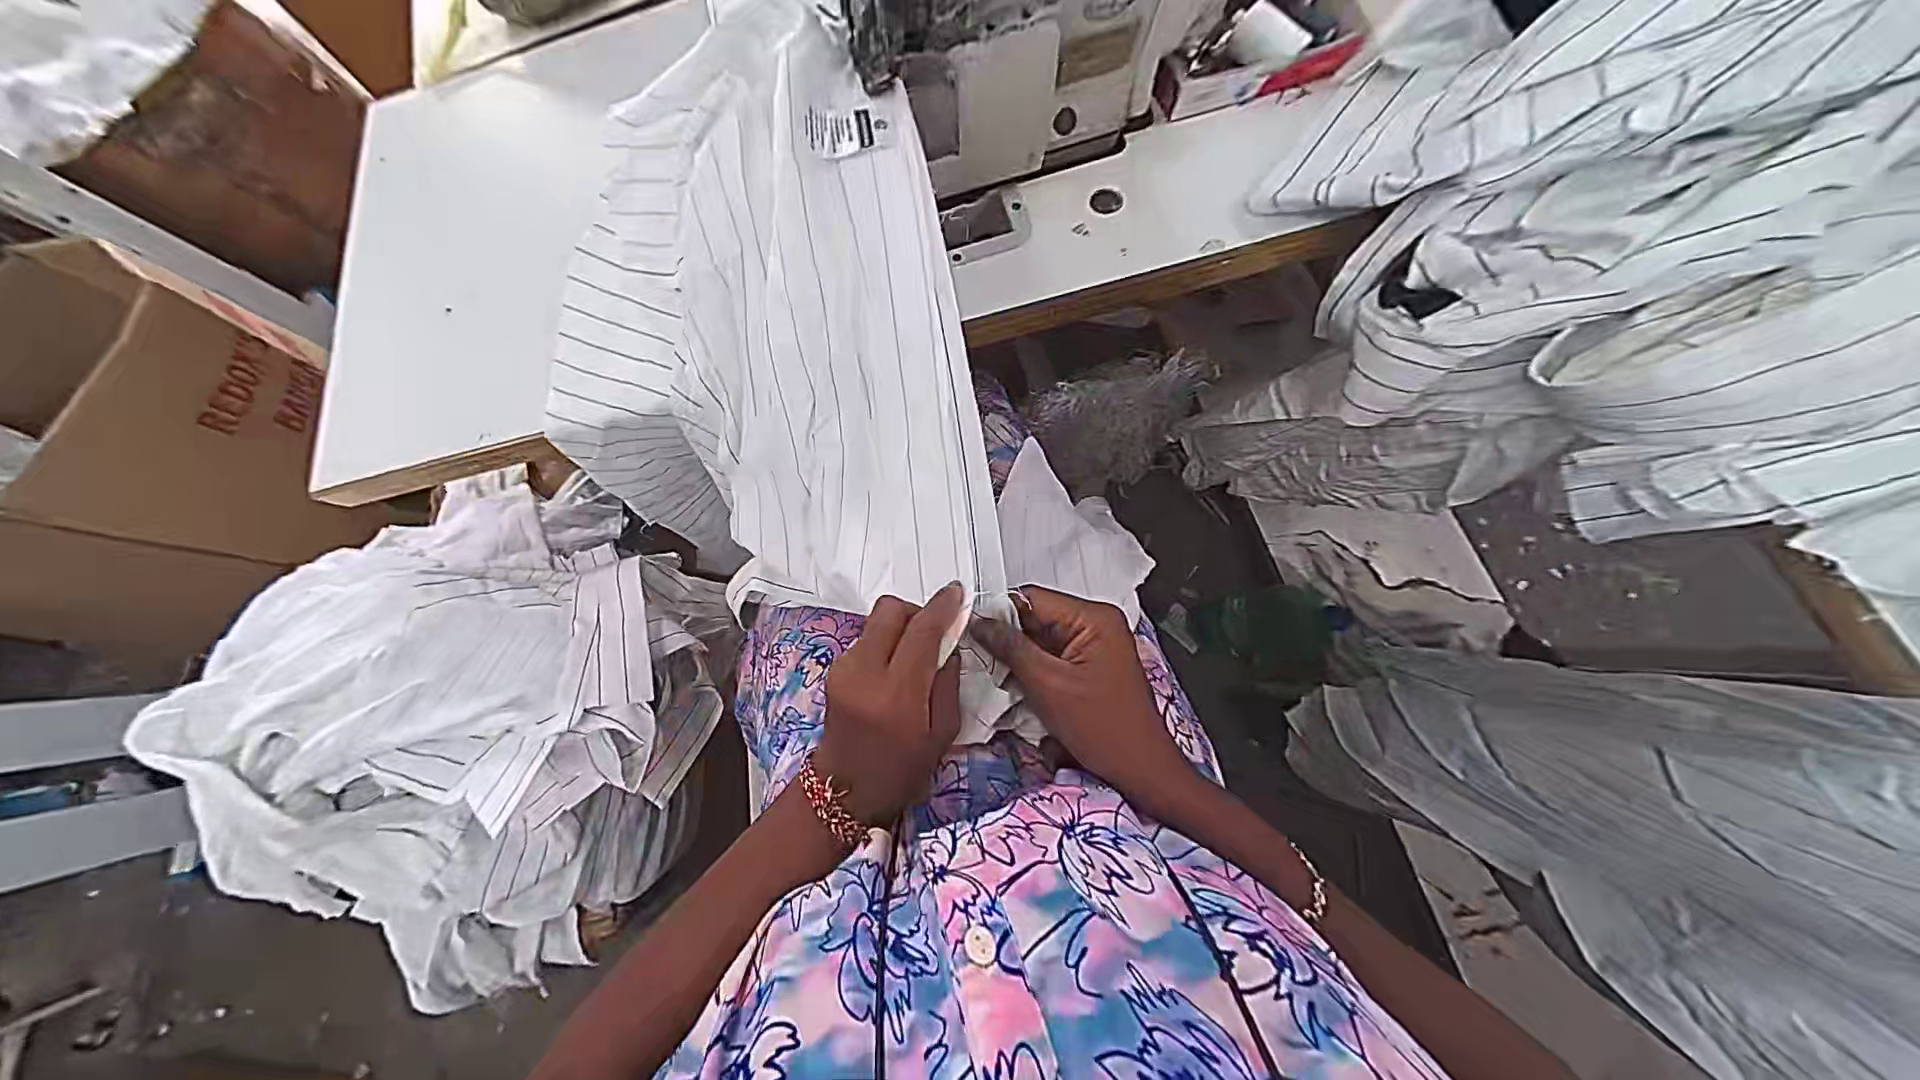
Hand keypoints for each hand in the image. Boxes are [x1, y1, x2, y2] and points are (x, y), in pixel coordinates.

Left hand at [814, 583, 965, 823]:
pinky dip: (886, 641)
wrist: (844, 791)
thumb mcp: (942, 733)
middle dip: (917, 611)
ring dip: (901, 627)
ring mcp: (844, 668)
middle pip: (891, 610)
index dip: (942, 607)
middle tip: (934, 632)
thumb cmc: (901, 769)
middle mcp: (865, 672)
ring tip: (914, 656)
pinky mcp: (834, 669)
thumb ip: (948, 682)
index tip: (957, 593)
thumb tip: (950, 643)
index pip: (922, 631)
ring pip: (877, 621)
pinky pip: (867, 638)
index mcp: (897, 693)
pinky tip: (895, 668)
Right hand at [972, 587, 1195, 816]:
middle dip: (1008, 638)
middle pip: (1035, 617)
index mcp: (1093, 617)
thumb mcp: (1047, 684)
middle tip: (982, 658)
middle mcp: (1096, 623)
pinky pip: (1050, 656)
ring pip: (1039, 639)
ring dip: (1018, 657)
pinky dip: (1033, 670)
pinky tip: (1019, 686)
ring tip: (1000, 676)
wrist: (1140, 769)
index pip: (1031, 597)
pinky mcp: (1088, 665)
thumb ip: (1010, 648)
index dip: (998, 613)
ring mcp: (1093, 645)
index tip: (971, 631)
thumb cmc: (1103, 729)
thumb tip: (980, 624)